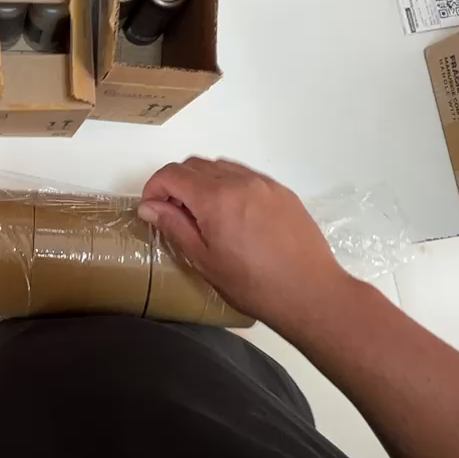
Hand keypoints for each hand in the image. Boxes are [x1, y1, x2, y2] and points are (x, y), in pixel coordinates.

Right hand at [138, 158, 356, 326]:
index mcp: (215, 198)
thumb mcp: (204, 260)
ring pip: (221, 166)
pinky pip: (246, 176)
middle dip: (176, 183)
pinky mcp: (282, 192)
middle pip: (194, 164)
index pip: (172, 174)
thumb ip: (174, 226)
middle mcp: (239, 181)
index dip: (154, 188)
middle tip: (174, 213)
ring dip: (202, 181)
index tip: (152, 209)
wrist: (309, 293)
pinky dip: (229, 185)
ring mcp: (264, 183)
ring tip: (204, 214)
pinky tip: (234, 215)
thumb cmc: (253, 284)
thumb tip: (149, 206)